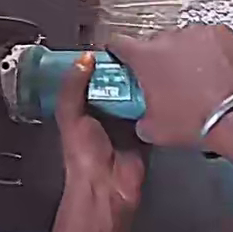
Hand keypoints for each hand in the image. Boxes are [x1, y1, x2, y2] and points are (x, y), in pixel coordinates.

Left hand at [57, 52, 143, 209]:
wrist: (107, 186)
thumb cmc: (82, 155)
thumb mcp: (69, 115)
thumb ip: (73, 86)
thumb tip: (84, 57)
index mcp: (83, 106)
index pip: (92, 77)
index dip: (100, 63)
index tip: (114, 45)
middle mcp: (105, 111)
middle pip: (118, 84)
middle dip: (126, 72)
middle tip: (139, 52)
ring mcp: (126, 121)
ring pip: (136, 95)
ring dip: (143, 85)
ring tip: (153, 66)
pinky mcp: (145, 130)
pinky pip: (153, 111)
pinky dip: (157, 102)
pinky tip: (163, 88)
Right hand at [108, 26, 232, 149]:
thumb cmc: (195, 122)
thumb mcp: (154, 130)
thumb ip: (139, 116)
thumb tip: (142, 118)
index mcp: (145, 57)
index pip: (119, 43)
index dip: (117, 50)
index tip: (120, 57)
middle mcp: (168, 37)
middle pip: (155, 43)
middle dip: (158, 59)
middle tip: (168, 81)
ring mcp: (197, 32)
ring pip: (183, 40)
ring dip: (185, 54)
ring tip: (197, 78)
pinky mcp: (222, 33)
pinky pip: (208, 39)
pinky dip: (210, 51)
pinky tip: (216, 71)